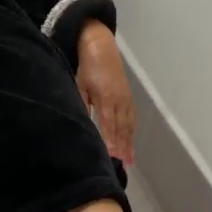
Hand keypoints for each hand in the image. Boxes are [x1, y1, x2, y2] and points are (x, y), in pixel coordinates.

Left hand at [75, 21, 135, 165]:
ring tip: (130, 160)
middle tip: (123, 165)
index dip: (111, 142)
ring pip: (128, 124)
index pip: (109, 125)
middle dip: (122, 147)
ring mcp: (125, 98)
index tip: (113, 157)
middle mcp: (119, 100)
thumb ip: (82, 105)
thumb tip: (82, 125)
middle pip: (121, 128)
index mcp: (106, 98)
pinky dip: (132, 131)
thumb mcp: (79, 86)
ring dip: (129, 143)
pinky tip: (131, 142)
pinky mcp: (128, 96)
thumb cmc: (86, 67)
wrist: (100, 46)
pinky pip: (132, 117)